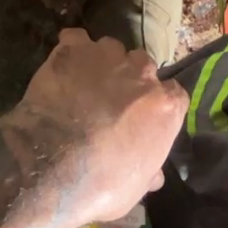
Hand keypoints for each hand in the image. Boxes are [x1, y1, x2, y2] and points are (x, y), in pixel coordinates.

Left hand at [0, 28, 186, 227]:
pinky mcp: (73, 48)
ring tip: (84, 83)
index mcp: (165, 106)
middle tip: (112, 100)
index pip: (174, 94)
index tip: (145, 115)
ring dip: (102, 62)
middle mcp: (141, 72)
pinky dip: (71, 49)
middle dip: (130, 79)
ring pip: (110, 48)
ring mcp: (107, 55)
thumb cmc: (101, 184)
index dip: (158, 104)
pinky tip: (63, 66)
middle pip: (143, 65)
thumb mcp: (135, 188)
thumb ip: (148, 169)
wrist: (53, 162)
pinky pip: (75, 39)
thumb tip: (154, 173)